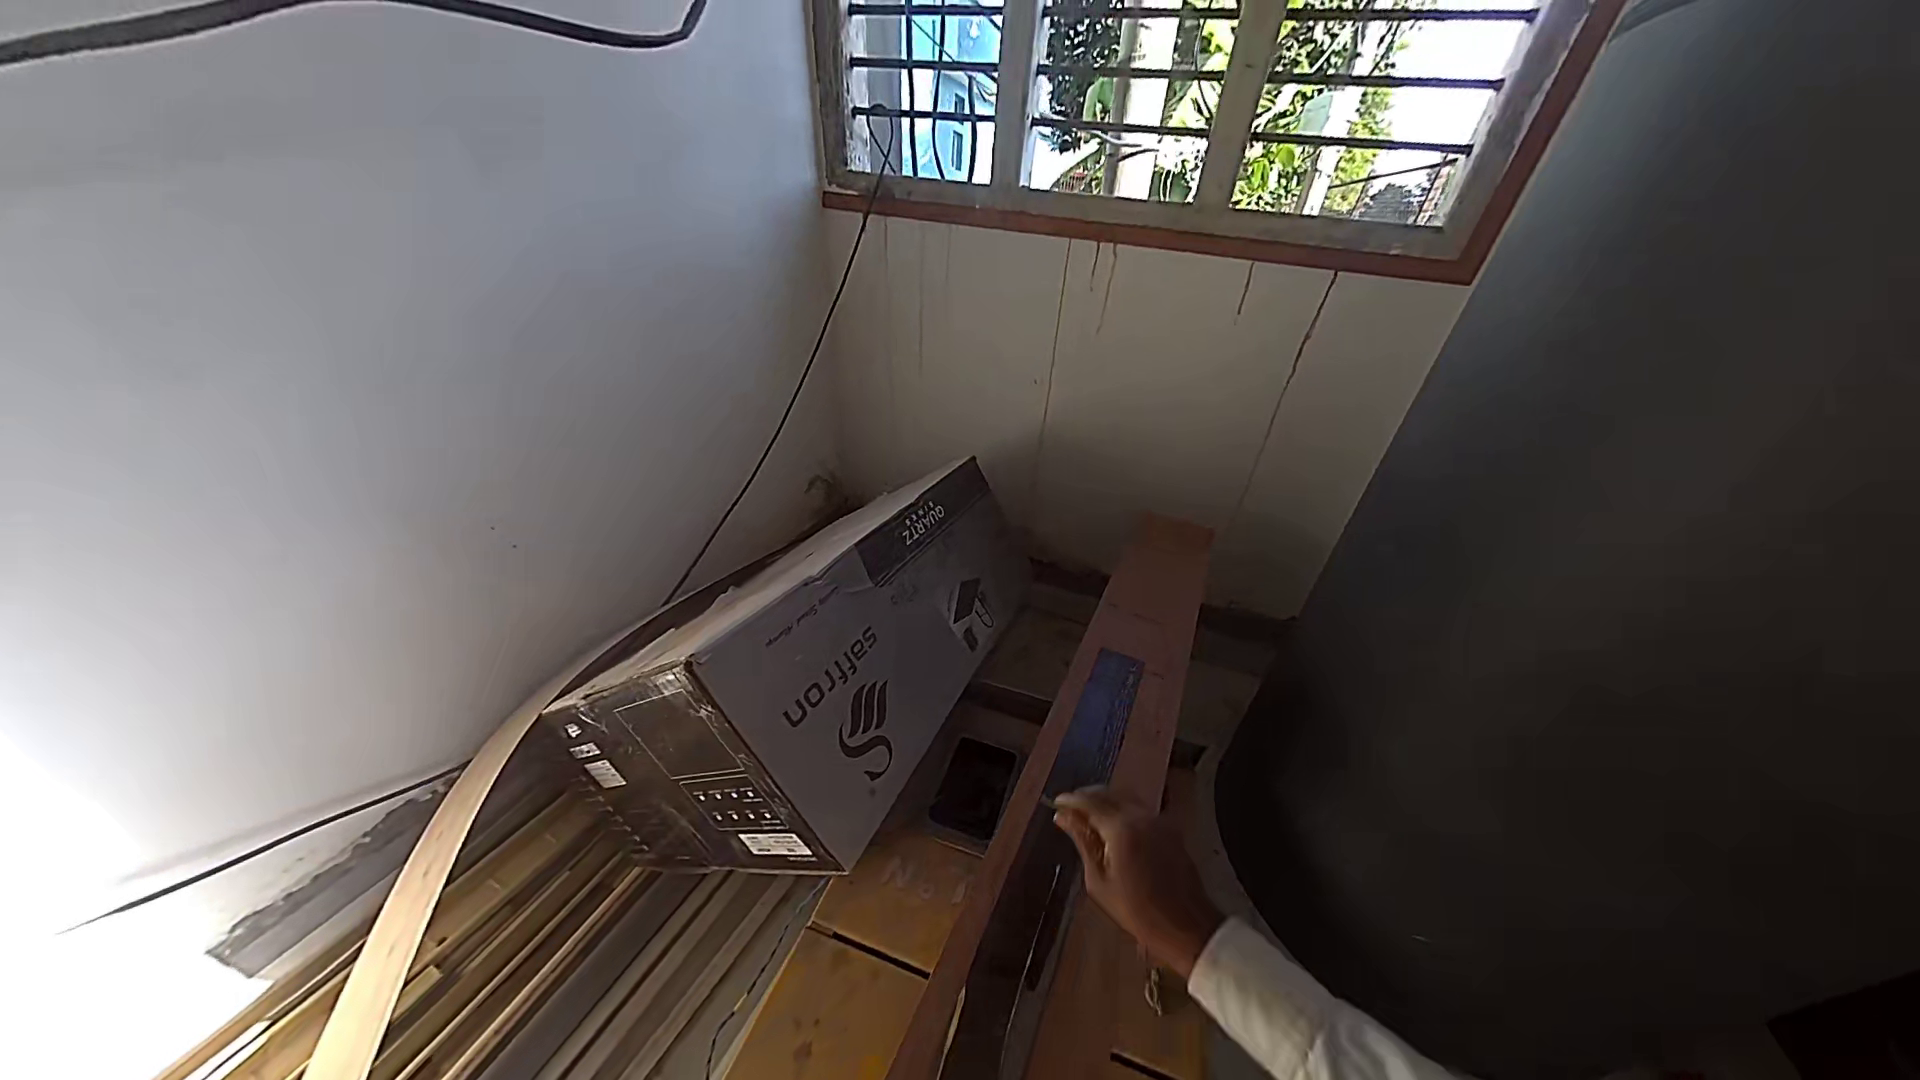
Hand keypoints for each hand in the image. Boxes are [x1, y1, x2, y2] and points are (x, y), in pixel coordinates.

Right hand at [1052, 786, 1223, 978]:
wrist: (1186, 926)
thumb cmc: (1136, 911)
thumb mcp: (1099, 881)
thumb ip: (1083, 841)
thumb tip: (1062, 817)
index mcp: (1121, 828)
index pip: (1089, 801)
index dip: (1070, 800)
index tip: (1056, 803)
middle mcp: (1140, 815)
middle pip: (1107, 792)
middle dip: (1086, 796)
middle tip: (1069, 808)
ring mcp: (1157, 819)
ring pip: (1124, 796)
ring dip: (1104, 799)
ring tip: (1088, 814)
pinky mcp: (1169, 827)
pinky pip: (1139, 807)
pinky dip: (1121, 807)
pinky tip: (1112, 823)